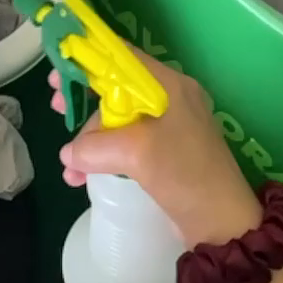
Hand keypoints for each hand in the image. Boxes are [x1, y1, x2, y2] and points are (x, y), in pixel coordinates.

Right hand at [50, 52, 262, 246]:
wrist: (225, 226)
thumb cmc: (185, 174)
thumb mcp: (136, 153)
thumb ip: (94, 146)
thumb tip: (69, 155)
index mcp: (167, 85)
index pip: (121, 56)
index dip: (87, 59)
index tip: (60, 70)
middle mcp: (168, 98)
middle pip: (116, 86)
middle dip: (84, 100)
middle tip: (58, 106)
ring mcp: (168, 126)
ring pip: (117, 118)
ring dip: (90, 138)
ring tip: (69, 161)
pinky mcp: (165, 152)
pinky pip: (126, 142)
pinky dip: (104, 154)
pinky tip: (81, 175)